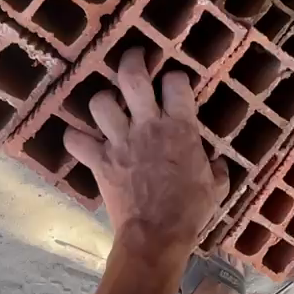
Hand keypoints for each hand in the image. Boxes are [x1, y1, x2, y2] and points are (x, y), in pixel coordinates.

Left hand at [63, 49, 227, 254]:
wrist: (157, 235)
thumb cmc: (190, 210)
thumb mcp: (216, 186)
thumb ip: (217, 167)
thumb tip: (217, 161)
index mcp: (180, 127)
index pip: (176, 82)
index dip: (175, 77)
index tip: (175, 83)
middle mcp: (148, 126)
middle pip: (132, 77)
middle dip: (133, 60)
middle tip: (136, 58)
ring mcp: (120, 142)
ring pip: (100, 102)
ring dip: (104, 101)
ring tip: (110, 105)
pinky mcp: (100, 161)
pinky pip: (76, 139)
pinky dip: (76, 137)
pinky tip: (83, 139)